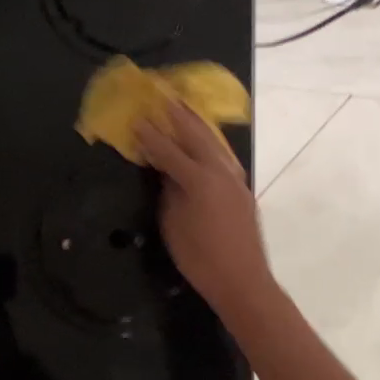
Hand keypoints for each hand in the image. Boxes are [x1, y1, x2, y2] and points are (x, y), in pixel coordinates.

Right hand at [136, 101, 275, 310]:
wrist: (242, 281)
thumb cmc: (200, 258)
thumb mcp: (173, 224)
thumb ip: (168, 191)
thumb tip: (165, 171)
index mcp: (198, 180)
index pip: (169, 151)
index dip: (151, 136)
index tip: (137, 119)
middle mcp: (220, 172)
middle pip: (197, 136)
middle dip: (179, 117)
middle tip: (164, 98)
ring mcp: (235, 179)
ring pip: (215, 143)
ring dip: (198, 125)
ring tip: (184, 109)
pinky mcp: (242, 189)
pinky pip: (224, 156)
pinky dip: (211, 142)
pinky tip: (206, 141)